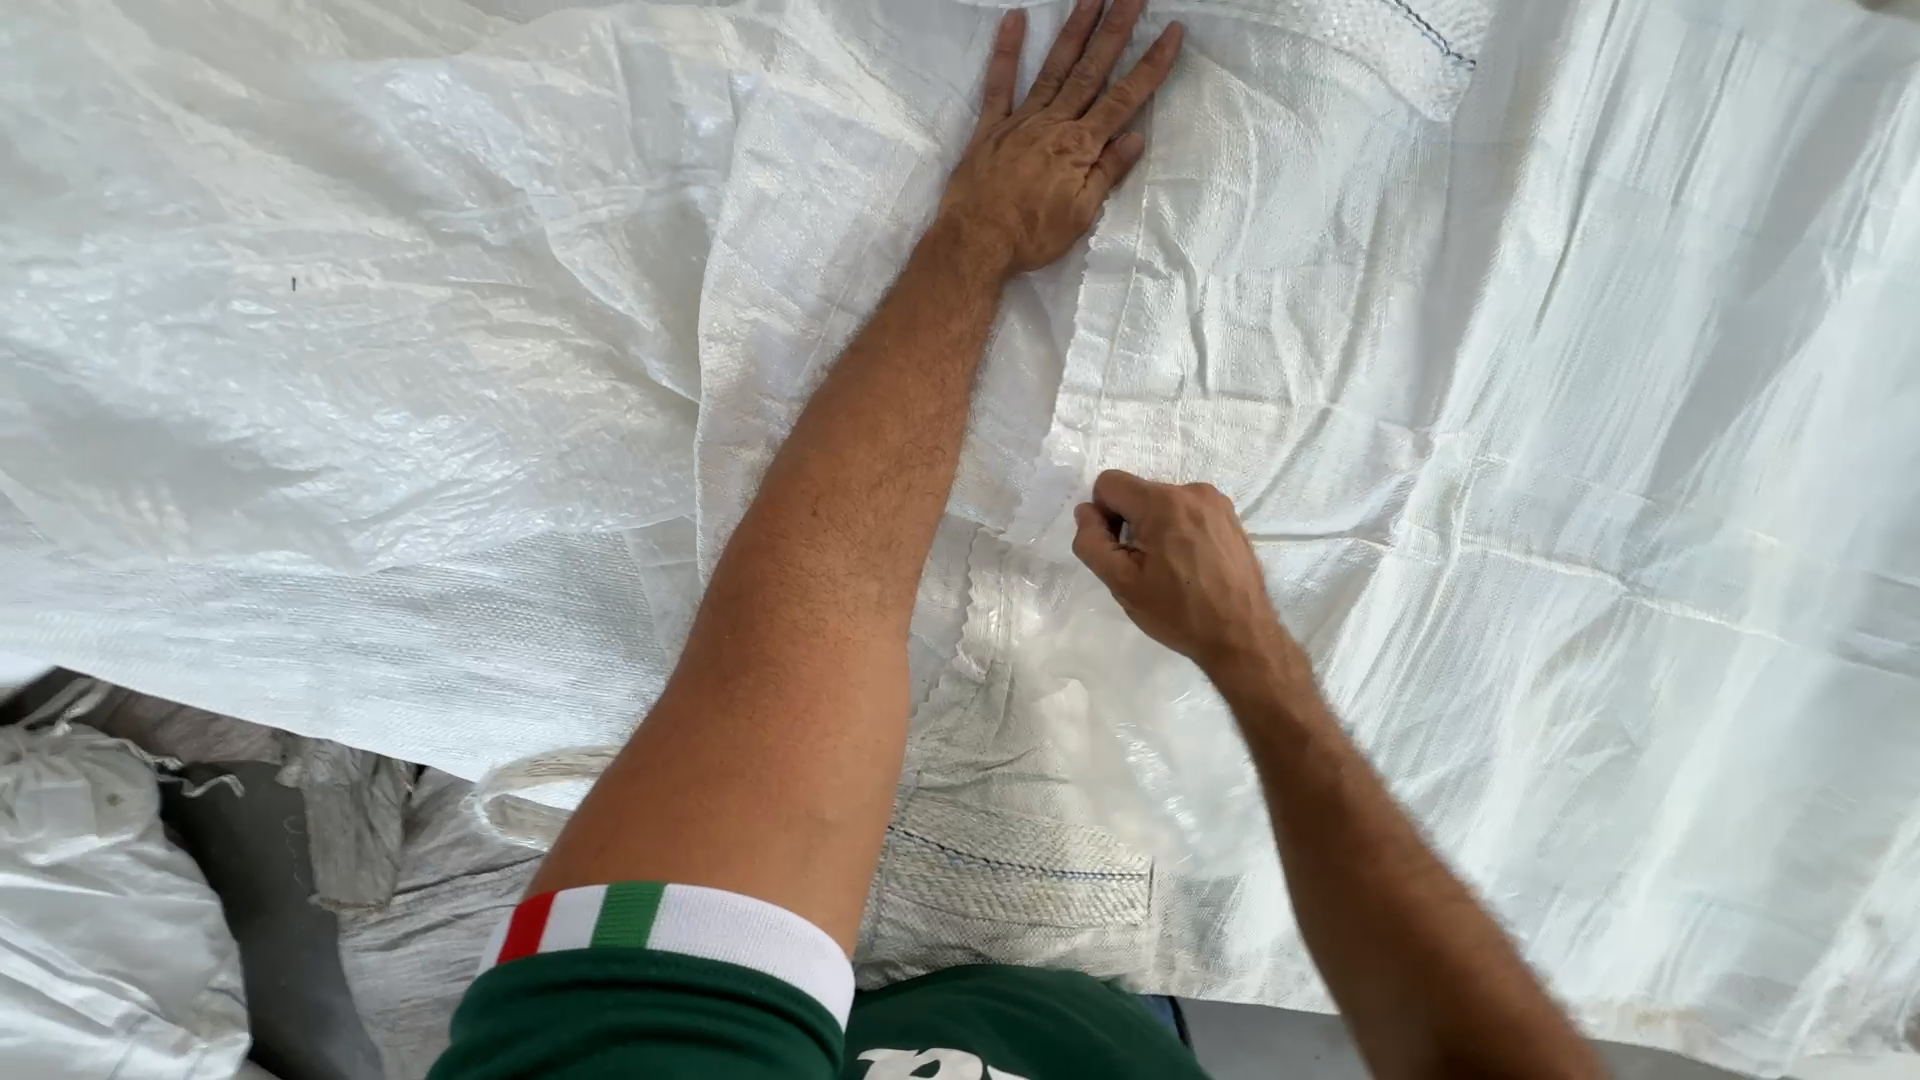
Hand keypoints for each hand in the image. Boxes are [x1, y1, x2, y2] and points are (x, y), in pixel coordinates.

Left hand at [938, 0, 1183, 276]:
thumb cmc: (1031, 236)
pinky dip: (1007, 51)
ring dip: (1075, 29)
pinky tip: (1015, 18)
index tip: (1171, 32)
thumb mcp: (1080, 215)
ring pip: (1054, 68)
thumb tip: (1135, 139)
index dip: (1150, 66)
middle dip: (1116, 29)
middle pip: (1091, 70)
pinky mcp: (990, 130)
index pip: (1124, 100)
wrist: (977, 241)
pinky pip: (999, 84)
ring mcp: (1020, 122)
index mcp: (1080, 147)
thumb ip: (1107, 173)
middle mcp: (1054, 124)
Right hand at [1072, 470, 1292, 673]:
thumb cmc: (1178, 612)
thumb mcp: (1121, 584)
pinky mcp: (1230, 516)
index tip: (1119, 551)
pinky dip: (1179, 531)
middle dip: (1130, 524)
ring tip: (1170, 569)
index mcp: (1163, 503)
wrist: (1242, 636)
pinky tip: (1191, 565)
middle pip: (1137, 493)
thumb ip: (1092, 542)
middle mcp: (1192, 491)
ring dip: (1155, 528)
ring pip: (1162, 503)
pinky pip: (1187, 511)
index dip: (1103, 516)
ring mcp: (1216, 502)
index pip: (1108, 484)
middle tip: (1144, 568)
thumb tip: (1086, 512)